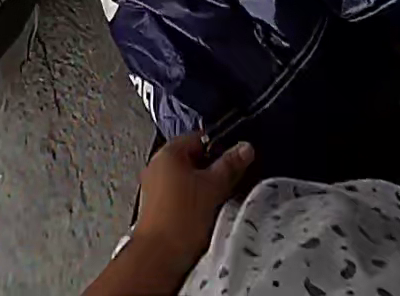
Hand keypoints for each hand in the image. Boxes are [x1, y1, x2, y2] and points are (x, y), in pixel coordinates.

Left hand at [131, 133, 254, 270]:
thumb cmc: (179, 220)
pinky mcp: (155, 210)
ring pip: (187, 179)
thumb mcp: (214, 186)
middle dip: (212, 170)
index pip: (200, 138)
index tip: (234, 160)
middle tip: (227, 182)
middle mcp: (157, 166)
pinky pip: (178, 197)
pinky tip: (201, 215)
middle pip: (194, 159)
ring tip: (215, 201)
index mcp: (168, 152)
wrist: (158, 261)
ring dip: (202, 188)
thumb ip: (231, 164)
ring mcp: (154, 188)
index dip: (220, 148)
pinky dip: (191, 202)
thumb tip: (245, 148)